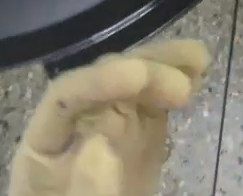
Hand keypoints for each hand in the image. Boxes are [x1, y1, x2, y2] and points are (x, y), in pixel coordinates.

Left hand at [9, 40, 209, 195]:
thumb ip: (85, 181)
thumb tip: (105, 139)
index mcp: (43, 147)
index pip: (65, 95)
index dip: (101, 80)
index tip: (141, 76)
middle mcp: (76, 123)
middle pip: (105, 76)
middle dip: (146, 70)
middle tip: (184, 87)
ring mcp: (108, 123)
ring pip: (134, 77)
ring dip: (166, 63)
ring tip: (199, 61)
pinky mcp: (137, 130)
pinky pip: (154, 97)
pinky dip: (175, 81)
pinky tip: (197, 73)